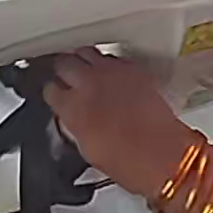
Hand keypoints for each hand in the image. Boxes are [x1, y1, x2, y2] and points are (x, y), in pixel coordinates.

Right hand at [44, 47, 194, 198]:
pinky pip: (111, 57)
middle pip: (64, 62)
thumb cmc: (129, 161)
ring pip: (85, 51)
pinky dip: (106, 62)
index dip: (52, 91)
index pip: (50, 88)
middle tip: (63, 74)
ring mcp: (110, 73)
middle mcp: (88, 84)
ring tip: (82, 66)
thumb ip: (74, 125)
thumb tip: (72, 119)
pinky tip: (107, 71)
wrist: (162, 155)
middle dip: (62, 68)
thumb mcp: (86, 149)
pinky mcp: (132, 69)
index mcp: (71, 107)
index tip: (55, 94)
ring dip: (81, 59)